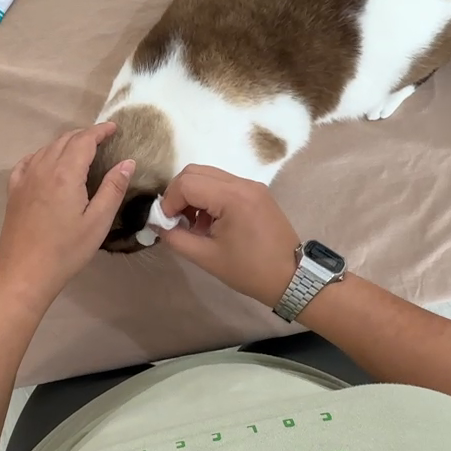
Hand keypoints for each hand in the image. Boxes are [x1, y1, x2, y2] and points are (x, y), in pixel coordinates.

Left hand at [0, 123, 133, 309]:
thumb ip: (113, 188)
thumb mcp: (98, 222)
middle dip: (84, 135)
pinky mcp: (13, 191)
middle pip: (64, 140)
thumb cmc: (66, 250)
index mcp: (66, 174)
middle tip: (101, 139)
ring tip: (80, 149)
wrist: (25, 272)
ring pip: (46, 149)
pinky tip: (46, 161)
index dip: (100, 131)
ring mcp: (24, 179)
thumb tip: (127, 162)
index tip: (113, 128)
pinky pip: (28, 162)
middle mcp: (43, 168)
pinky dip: (42, 155)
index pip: (84, 140)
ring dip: (64, 143)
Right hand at [156, 165, 302, 305]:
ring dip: (193, 194)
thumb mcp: (206, 257)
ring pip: (209, 175)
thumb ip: (176, 238)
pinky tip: (209, 221)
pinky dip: (208, 196)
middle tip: (175, 220)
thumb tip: (159, 224)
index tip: (167, 224)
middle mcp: (243, 183)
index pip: (186, 183)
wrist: (291, 278)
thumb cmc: (249, 270)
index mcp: (232, 197)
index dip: (169, 201)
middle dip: (178, 194)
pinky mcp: (256, 192)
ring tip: (192, 223)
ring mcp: (252, 186)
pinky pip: (223, 184)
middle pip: (195, 172)